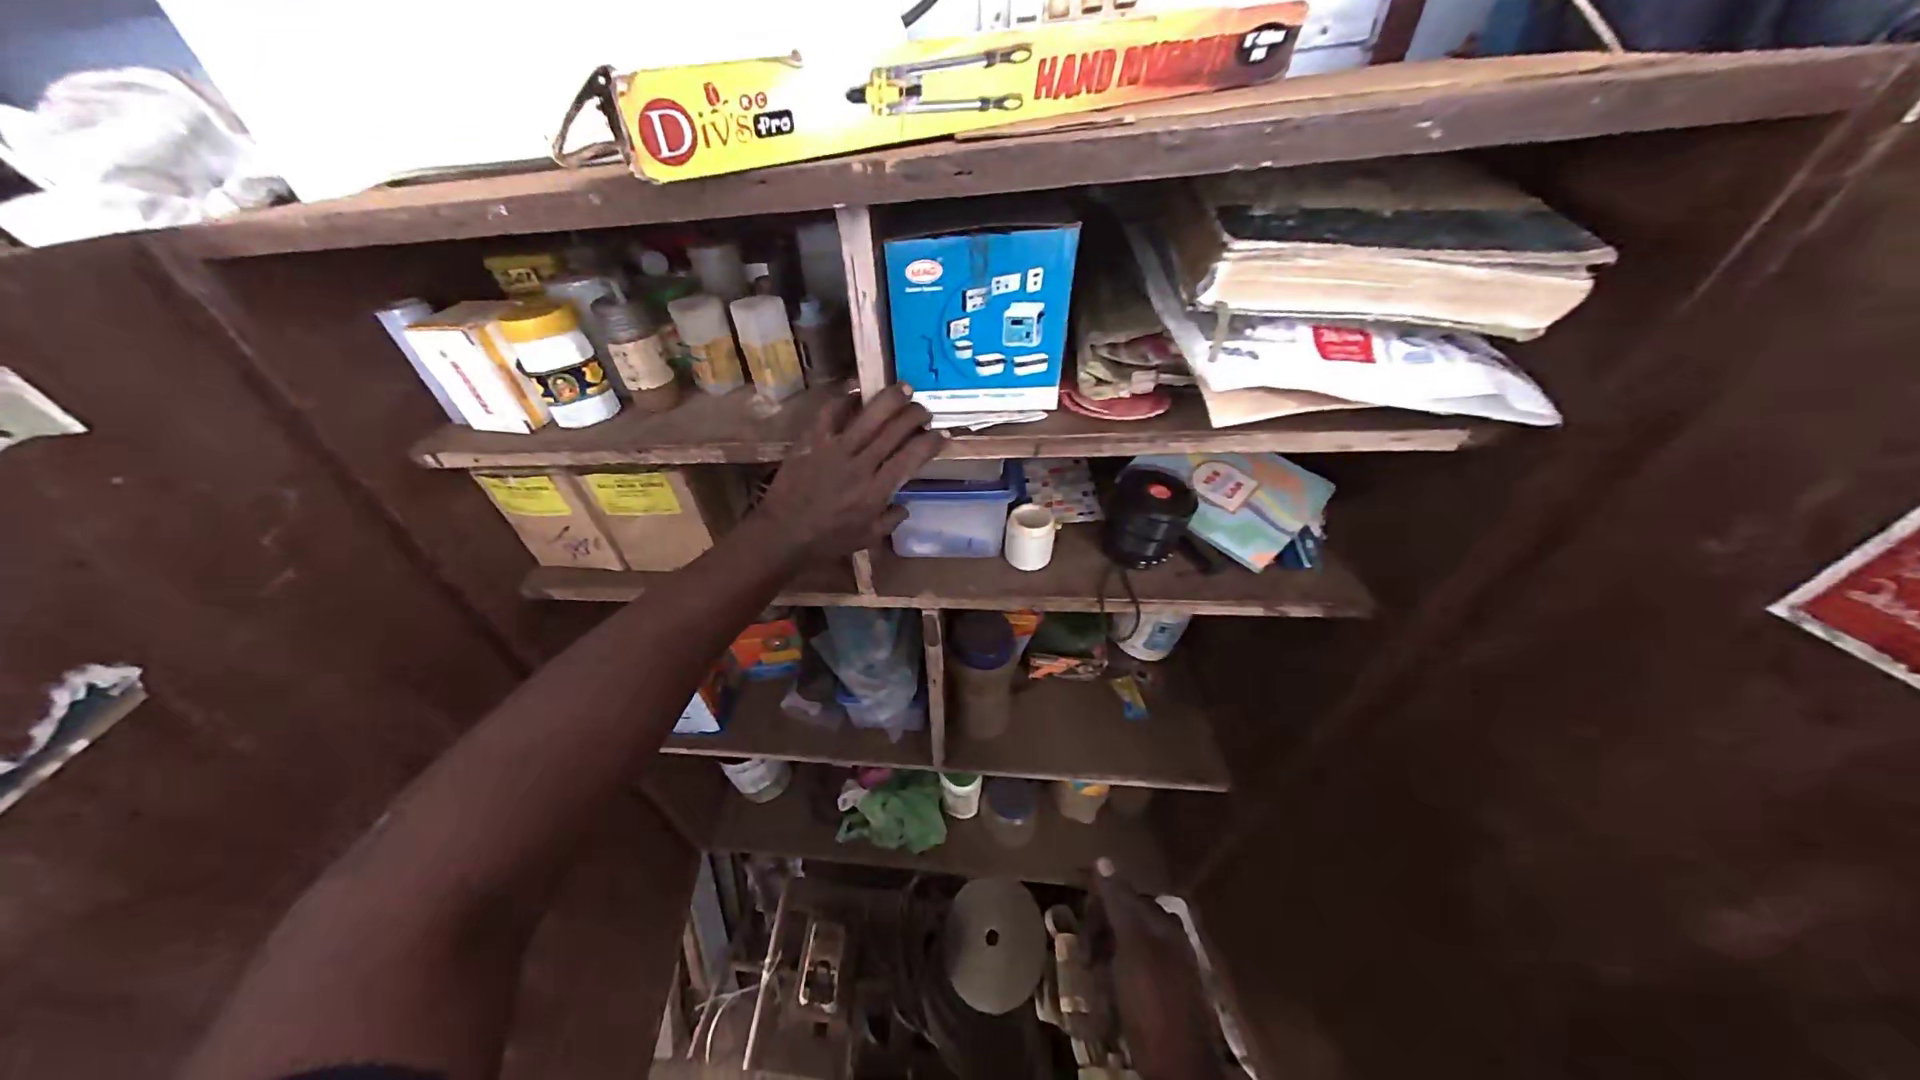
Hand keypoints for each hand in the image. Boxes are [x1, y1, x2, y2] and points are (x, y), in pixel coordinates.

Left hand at [751, 383, 943, 564]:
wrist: (783, 535)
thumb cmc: (826, 541)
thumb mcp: (866, 538)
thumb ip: (890, 520)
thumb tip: (905, 505)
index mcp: (877, 491)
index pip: (911, 457)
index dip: (930, 442)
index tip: (942, 434)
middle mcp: (861, 465)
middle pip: (895, 430)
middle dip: (915, 415)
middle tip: (924, 409)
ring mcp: (834, 449)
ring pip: (868, 416)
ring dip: (889, 399)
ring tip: (903, 388)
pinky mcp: (811, 442)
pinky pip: (829, 413)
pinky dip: (844, 398)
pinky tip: (855, 390)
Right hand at [1093, 859, 1227, 1079]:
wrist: (1178, 1067)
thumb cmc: (1153, 1000)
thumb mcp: (1132, 945)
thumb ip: (1118, 902)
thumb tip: (1102, 859)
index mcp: (1163, 923)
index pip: (1123, 894)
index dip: (1097, 899)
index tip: (1072, 911)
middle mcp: (1165, 941)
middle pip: (1121, 920)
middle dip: (1097, 931)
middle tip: (1082, 956)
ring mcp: (1162, 971)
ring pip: (1120, 948)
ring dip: (1100, 957)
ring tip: (1089, 977)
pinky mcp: (1156, 999)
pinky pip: (1125, 976)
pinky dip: (1110, 981)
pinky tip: (1102, 998)